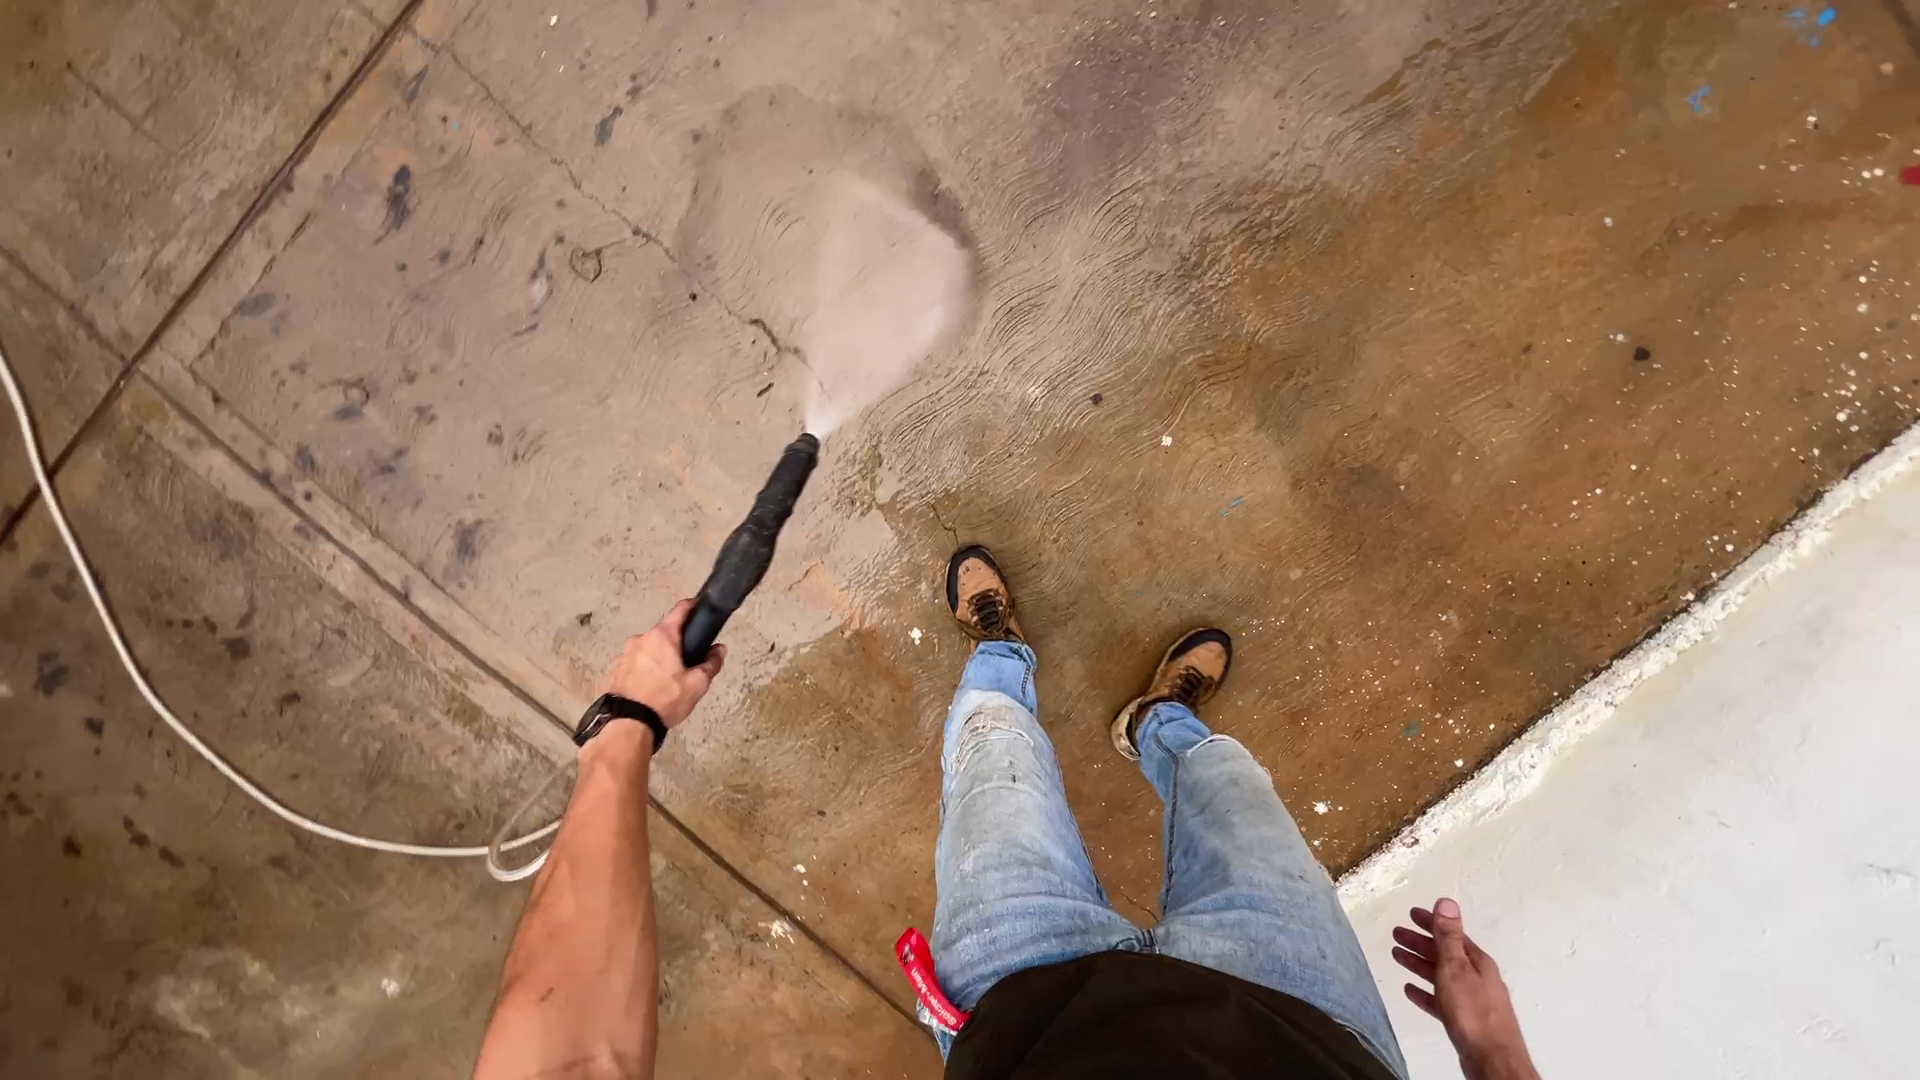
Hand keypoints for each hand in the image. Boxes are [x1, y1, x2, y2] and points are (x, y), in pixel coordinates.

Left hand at [600, 599, 726, 729]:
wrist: (628, 724)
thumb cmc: (664, 700)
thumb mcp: (697, 684)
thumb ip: (711, 664)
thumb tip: (719, 650)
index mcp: (662, 637)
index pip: (680, 610)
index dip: (692, 606)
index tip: (699, 606)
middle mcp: (640, 640)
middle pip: (664, 634)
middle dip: (675, 645)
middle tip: (687, 663)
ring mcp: (624, 655)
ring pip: (648, 651)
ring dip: (657, 659)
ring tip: (667, 682)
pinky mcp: (614, 671)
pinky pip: (634, 665)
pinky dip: (643, 672)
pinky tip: (650, 689)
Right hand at [1392, 898, 1539, 1079]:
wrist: (1493, 1064)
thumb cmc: (1472, 1011)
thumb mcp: (1456, 968)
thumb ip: (1448, 936)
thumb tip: (1447, 901)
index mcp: (1477, 963)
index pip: (1451, 934)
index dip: (1432, 922)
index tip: (1411, 913)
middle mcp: (1477, 978)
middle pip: (1445, 954)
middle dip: (1421, 942)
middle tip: (1396, 934)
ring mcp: (1472, 1001)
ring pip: (1441, 975)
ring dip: (1419, 964)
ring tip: (1397, 956)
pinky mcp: (1465, 1022)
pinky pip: (1440, 999)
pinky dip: (1425, 992)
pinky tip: (1410, 990)